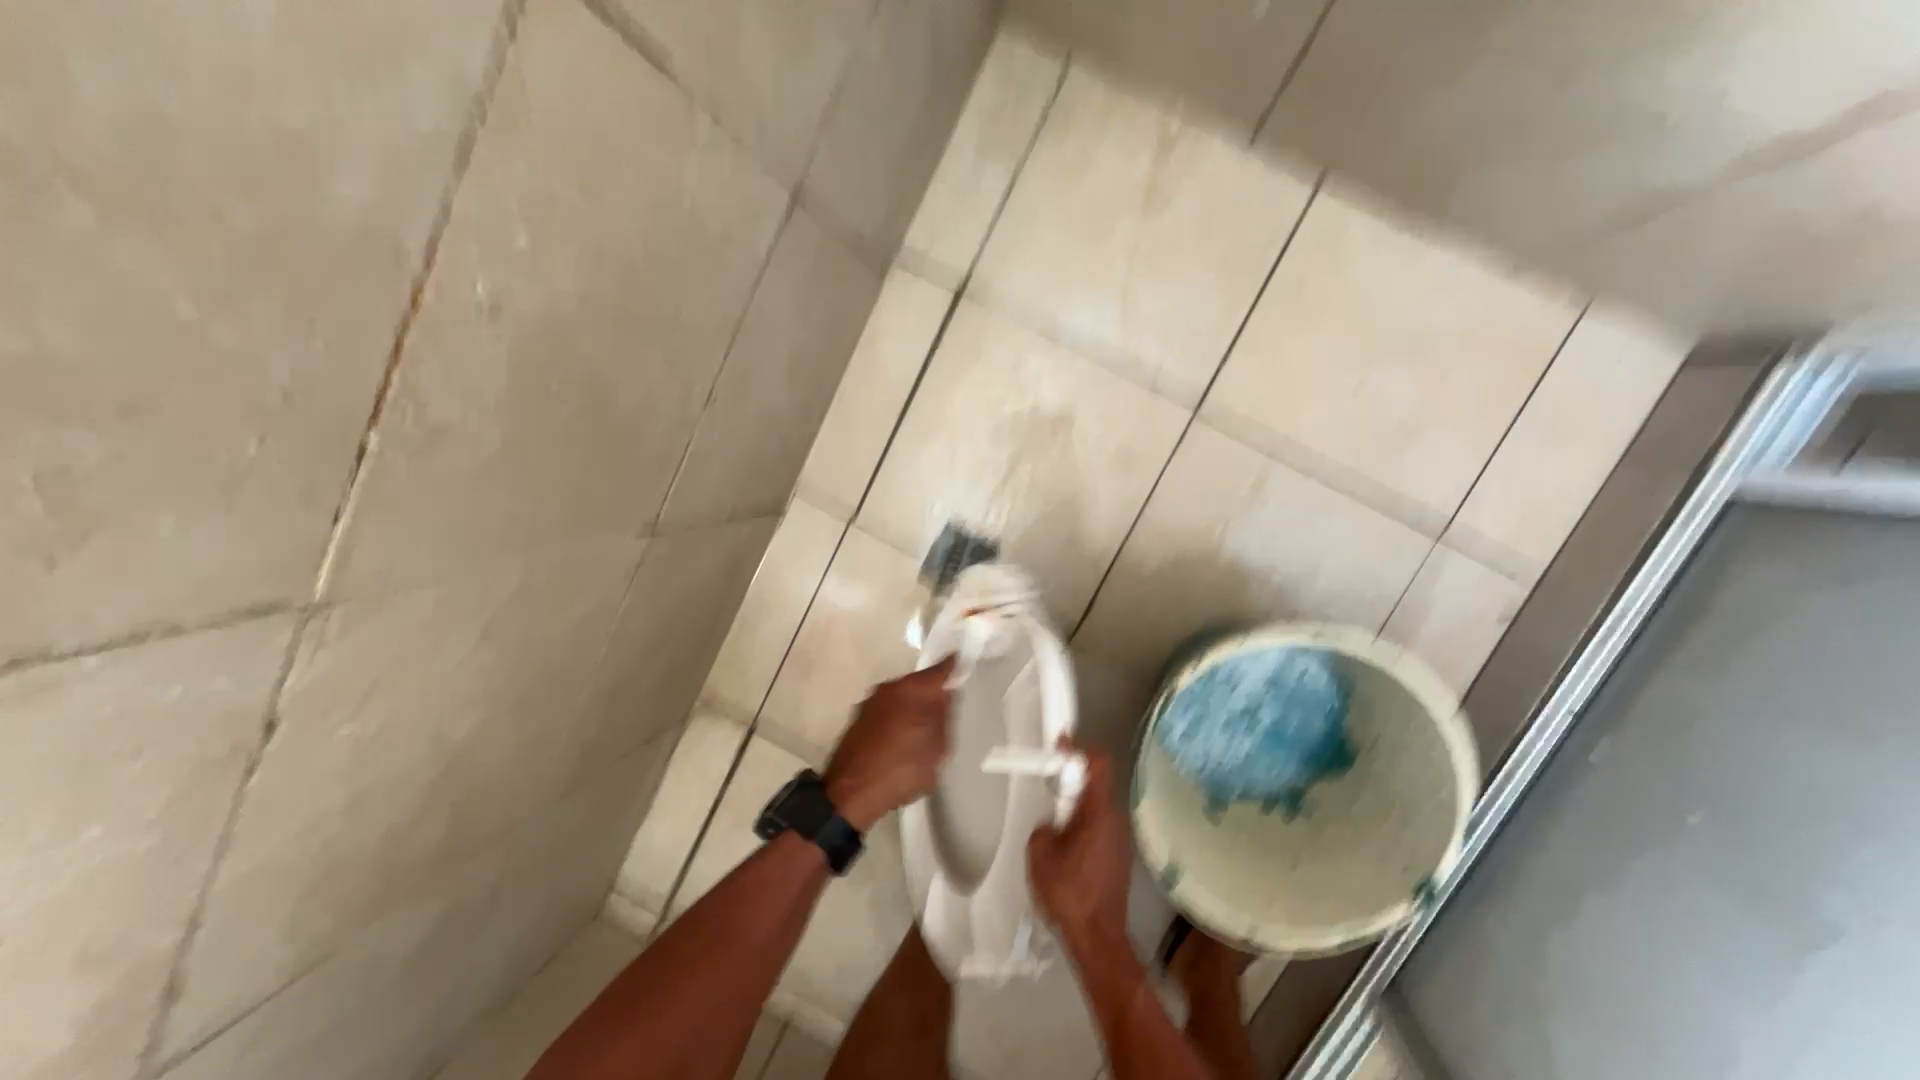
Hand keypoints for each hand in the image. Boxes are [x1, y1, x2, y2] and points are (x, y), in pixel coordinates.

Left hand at [824, 657, 954, 830]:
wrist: (851, 793)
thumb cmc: (902, 769)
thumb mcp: (938, 746)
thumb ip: (944, 715)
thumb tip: (945, 695)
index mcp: (912, 689)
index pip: (941, 668)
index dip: (955, 666)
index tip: (965, 664)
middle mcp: (888, 688)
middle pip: (919, 684)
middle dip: (932, 694)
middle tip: (947, 712)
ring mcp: (869, 703)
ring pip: (901, 699)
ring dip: (913, 709)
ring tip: (924, 733)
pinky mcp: (857, 721)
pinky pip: (887, 713)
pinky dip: (897, 721)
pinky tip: (902, 743)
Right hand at [1027, 743, 1131, 954]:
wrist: (1098, 938)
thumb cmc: (1069, 892)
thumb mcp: (1040, 853)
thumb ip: (1045, 827)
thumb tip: (1052, 826)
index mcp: (1098, 812)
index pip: (1098, 764)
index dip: (1077, 749)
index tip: (1058, 746)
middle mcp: (1115, 820)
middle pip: (1095, 786)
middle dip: (1070, 783)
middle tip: (1048, 791)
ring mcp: (1120, 840)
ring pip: (1095, 810)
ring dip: (1075, 810)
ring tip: (1052, 830)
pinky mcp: (1118, 858)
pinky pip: (1097, 830)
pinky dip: (1080, 830)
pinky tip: (1064, 854)